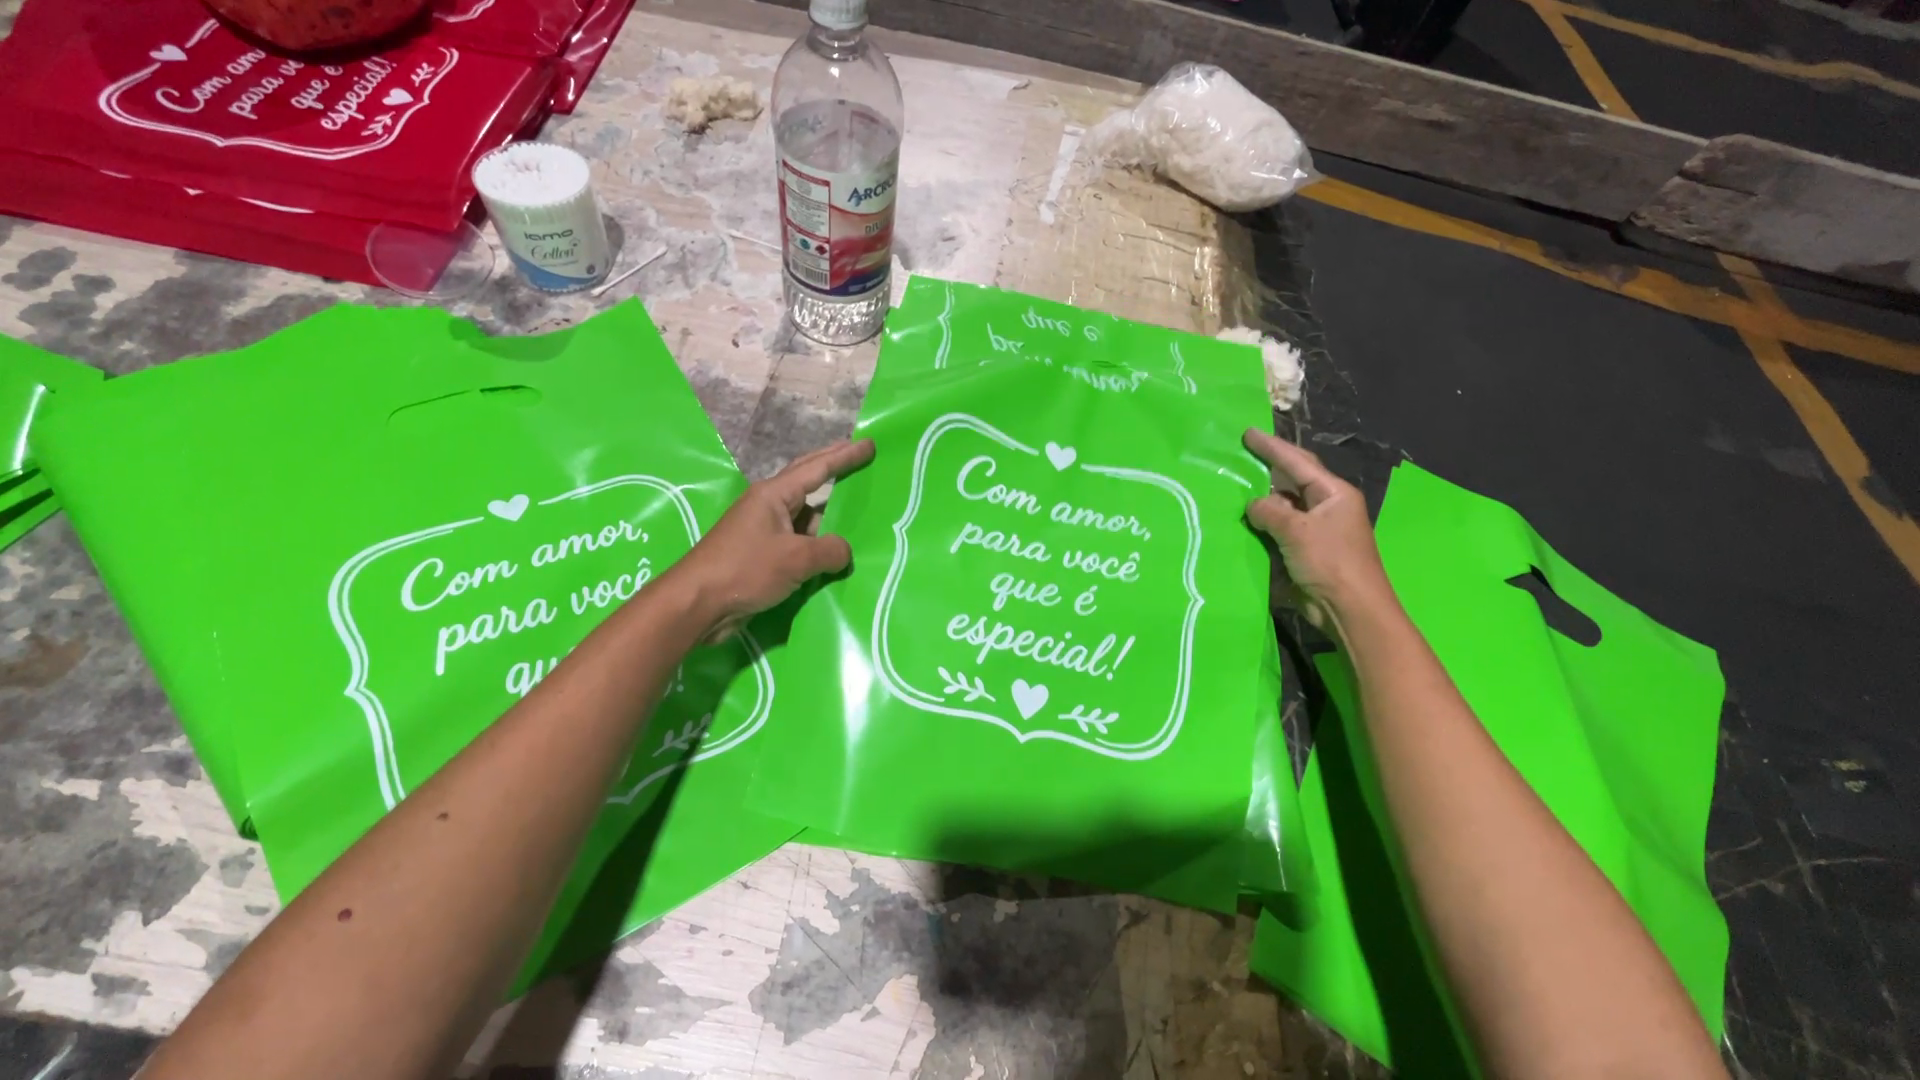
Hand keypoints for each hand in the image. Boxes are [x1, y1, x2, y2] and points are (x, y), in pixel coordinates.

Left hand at [669, 440, 876, 640]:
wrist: (699, 603)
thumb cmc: (745, 569)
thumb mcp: (796, 559)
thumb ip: (829, 550)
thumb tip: (844, 550)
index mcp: (774, 495)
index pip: (817, 468)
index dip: (845, 456)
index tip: (869, 444)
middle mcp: (768, 507)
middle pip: (808, 482)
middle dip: (834, 470)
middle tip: (862, 459)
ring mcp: (764, 532)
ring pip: (805, 519)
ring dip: (828, 520)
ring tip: (859, 519)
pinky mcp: (761, 556)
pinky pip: (798, 544)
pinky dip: (816, 547)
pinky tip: (834, 557)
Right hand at [1244, 429, 1390, 628]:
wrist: (1349, 609)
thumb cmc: (1330, 562)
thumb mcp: (1297, 530)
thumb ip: (1270, 511)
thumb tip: (1253, 505)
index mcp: (1334, 493)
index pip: (1298, 462)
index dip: (1271, 447)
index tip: (1247, 433)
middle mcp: (1327, 507)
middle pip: (1291, 483)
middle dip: (1266, 472)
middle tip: (1237, 460)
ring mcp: (1317, 531)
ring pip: (1283, 508)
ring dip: (1261, 503)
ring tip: (1232, 491)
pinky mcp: (1307, 553)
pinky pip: (1279, 532)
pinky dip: (1263, 528)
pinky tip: (1242, 525)